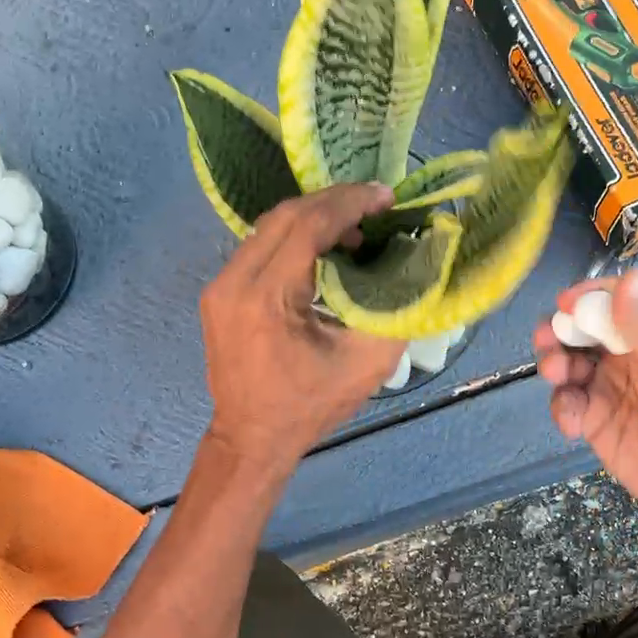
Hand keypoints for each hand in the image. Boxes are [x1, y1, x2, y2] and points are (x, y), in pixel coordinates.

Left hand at [199, 184, 408, 476]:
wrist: (251, 439)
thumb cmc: (309, 407)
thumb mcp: (365, 364)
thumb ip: (396, 311)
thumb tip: (420, 269)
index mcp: (266, 297)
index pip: (308, 225)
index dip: (350, 204)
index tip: (386, 198)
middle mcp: (234, 281)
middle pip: (285, 215)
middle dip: (333, 202)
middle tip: (374, 205)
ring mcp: (219, 286)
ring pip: (268, 227)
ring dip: (313, 218)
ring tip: (355, 228)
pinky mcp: (218, 293)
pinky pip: (259, 247)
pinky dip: (294, 238)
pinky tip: (323, 250)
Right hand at [534, 270, 637, 515]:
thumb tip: (630, 275)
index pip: (614, 303)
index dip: (588, 297)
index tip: (566, 303)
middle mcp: (623, 359)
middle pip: (581, 331)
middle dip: (559, 331)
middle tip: (546, 339)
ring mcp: (604, 389)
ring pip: (567, 364)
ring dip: (554, 365)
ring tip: (557, 377)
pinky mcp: (590, 419)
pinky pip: (565, 403)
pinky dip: (562, 408)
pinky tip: (574, 424)